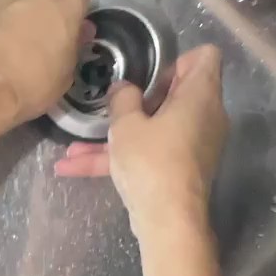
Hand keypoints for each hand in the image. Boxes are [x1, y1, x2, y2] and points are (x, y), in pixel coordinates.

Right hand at [54, 45, 228, 237]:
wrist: (168, 219)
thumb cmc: (151, 162)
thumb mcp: (126, 127)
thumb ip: (122, 100)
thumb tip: (123, 88)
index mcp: (199, 94)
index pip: (203, 56)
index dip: (174, 62)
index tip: (147, 80)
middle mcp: (204, 116)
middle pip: (173, 97)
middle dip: (135, 105)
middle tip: (111, 112)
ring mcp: (193, 146)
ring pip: (152, 132)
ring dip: (113, 140)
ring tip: (71, 150)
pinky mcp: (180, 170)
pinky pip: (149, 155)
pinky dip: (119, 160)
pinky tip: (75, 169)